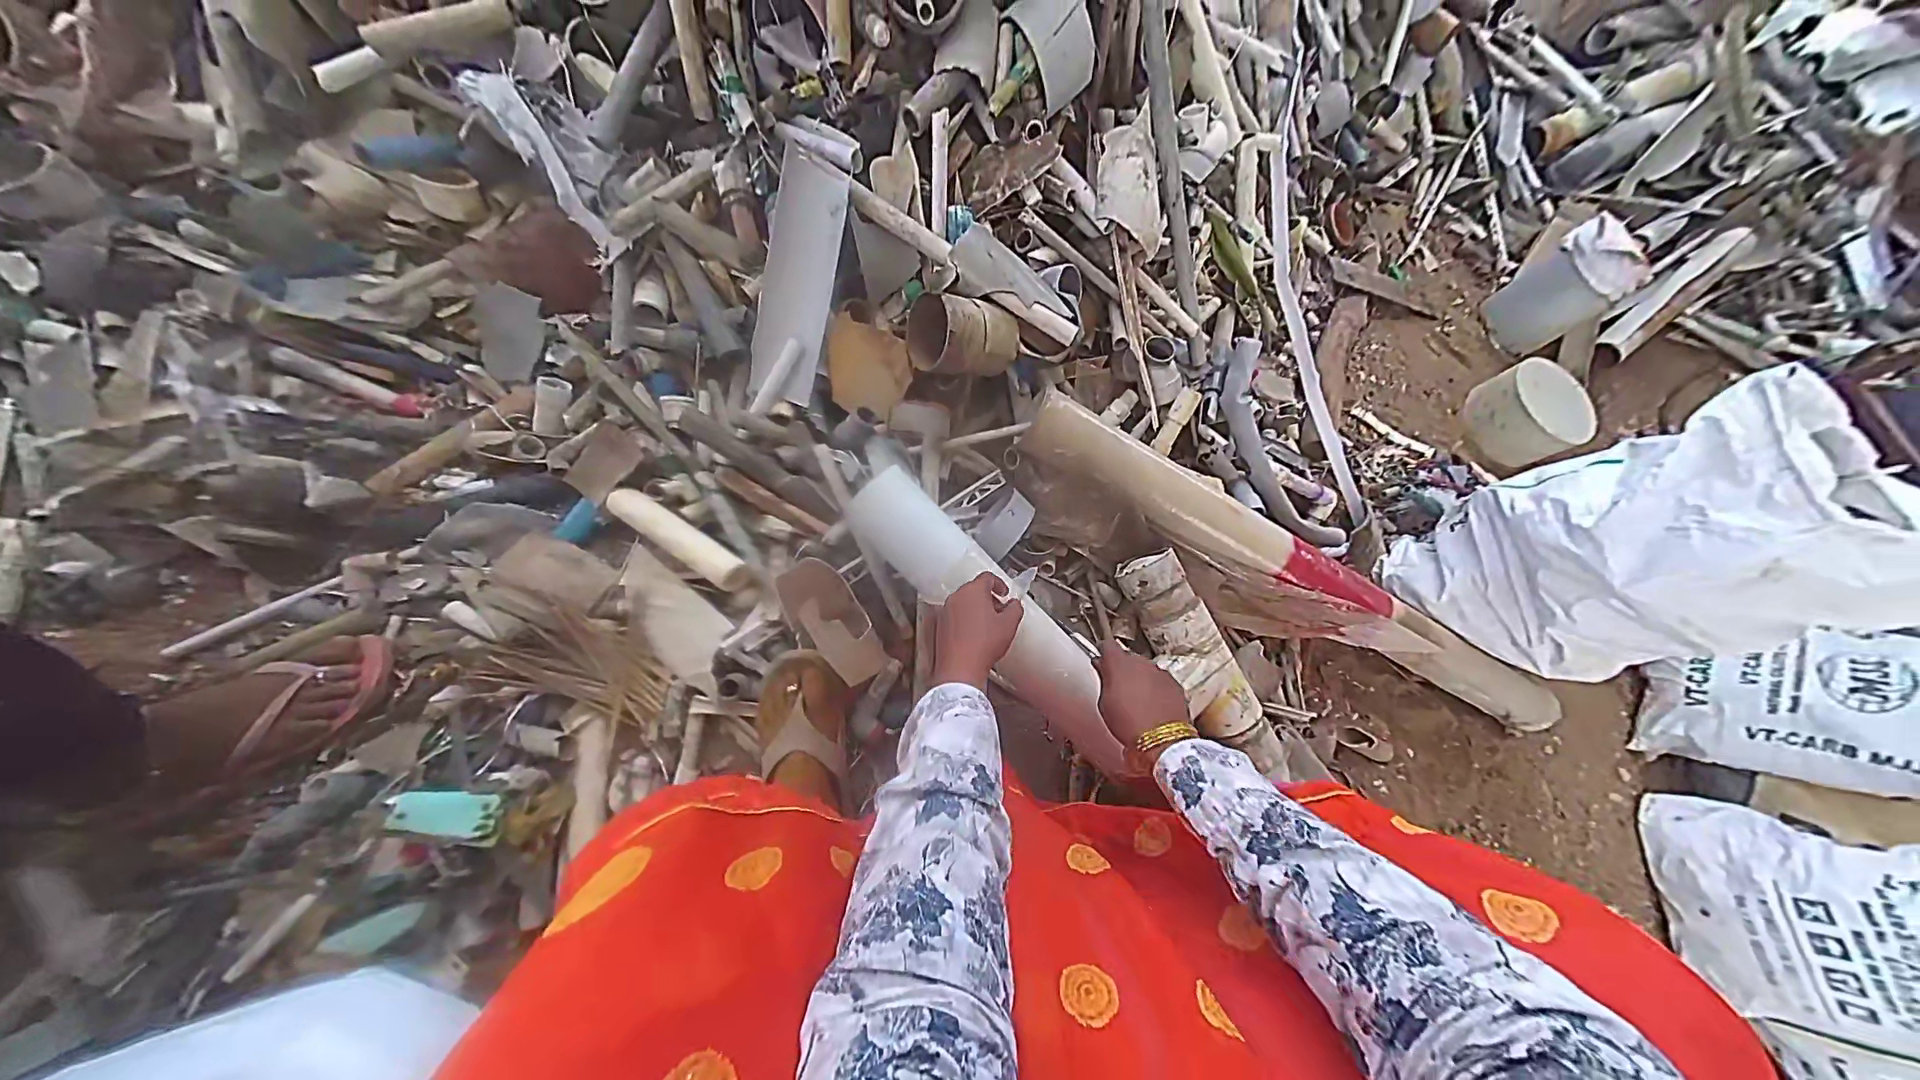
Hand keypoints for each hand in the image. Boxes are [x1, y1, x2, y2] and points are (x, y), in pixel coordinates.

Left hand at [932, 573, 1022, 690]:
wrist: (960, 668)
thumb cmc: (983, 645)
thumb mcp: (1009, 624)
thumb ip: (1015, 608)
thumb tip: (1014, 605)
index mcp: (973, 591)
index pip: (987, 577)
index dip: (999, 584)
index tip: (1004, 593)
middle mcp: (957, 597)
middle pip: (975, 589)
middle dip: (989, 598)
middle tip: (999, 610)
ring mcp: (945, 611)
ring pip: (964, 602)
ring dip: (976, 609)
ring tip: (988, 625)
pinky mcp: (940, 625)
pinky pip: (955, 616)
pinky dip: (965, 620)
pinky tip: (975, 635)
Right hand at [1096, 643, 1192, 766]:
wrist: (1161, 740)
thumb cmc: (1128, 723)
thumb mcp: (1104, 703)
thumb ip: (1104, 680)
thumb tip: (1104, 671)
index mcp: (1119, 663)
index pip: (1107, 645)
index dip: (1103, 652)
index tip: (1101, 660)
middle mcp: (1141, 662)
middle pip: (1129, 657)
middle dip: (1123, 668)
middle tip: (1116, 686)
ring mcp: (1160, 672)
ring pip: (1146, 669)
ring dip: (1141, 679)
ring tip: (1135, 699)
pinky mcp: (1175, 685)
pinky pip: (1161, 682)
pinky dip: (1156, 689)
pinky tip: (1151, 705)